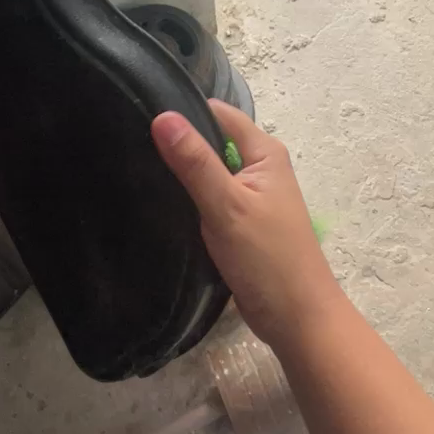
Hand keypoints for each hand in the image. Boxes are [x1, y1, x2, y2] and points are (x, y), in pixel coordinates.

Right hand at [151, 100, 346, 351]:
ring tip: (141, 172)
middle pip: (213, 139)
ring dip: (185, 172)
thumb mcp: (226, 205)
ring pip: (210, 170)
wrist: (297, 320)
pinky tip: (164, 203)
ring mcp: (252, 195)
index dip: (185, 112)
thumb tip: (162, 116)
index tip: (144, 117)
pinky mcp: (241, 220)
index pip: (219, 113)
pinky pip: (211, 195)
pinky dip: (192, 197)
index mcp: (265, 151)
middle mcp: (260, 166)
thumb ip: (195, 161)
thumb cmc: (267, 259)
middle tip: (136, 147)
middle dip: (181, 143)